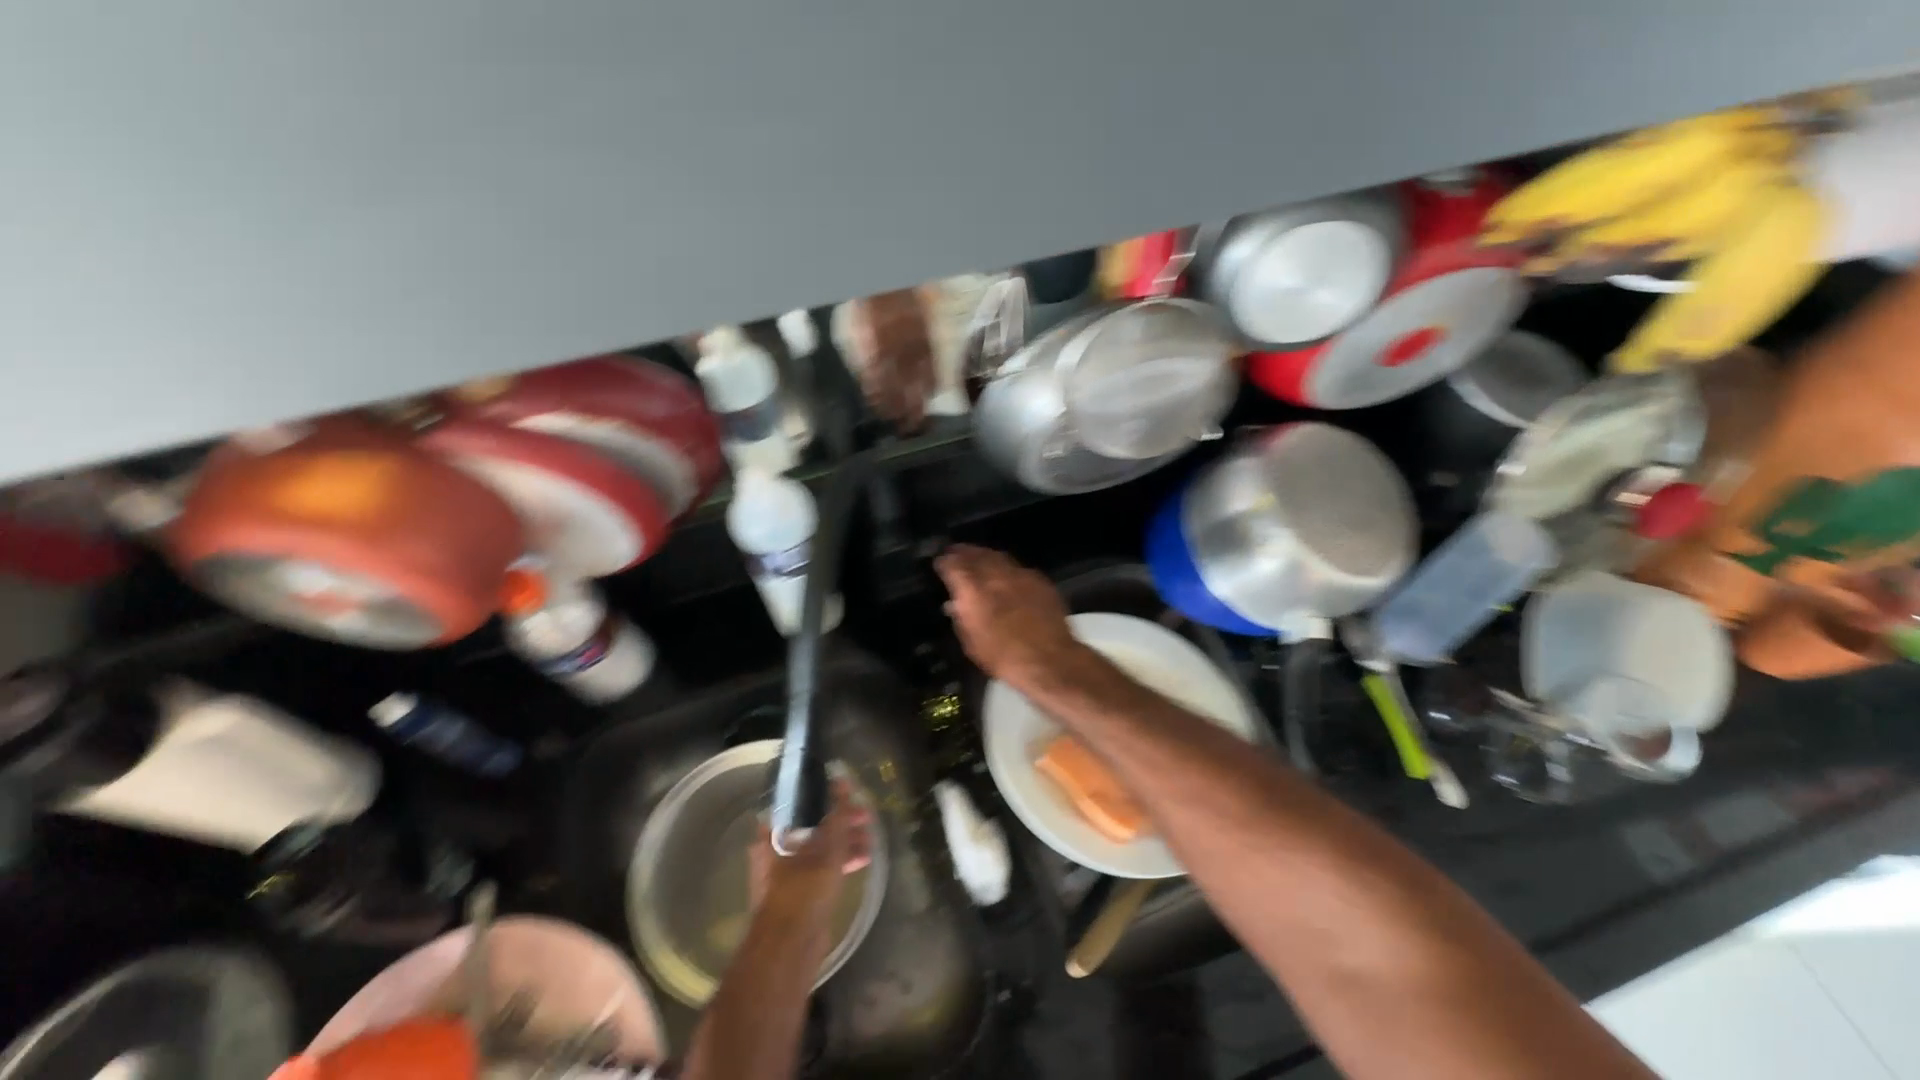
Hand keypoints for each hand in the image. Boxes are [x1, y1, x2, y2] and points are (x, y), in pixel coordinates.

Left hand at [749, 779, 873, 926]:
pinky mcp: (801, 894)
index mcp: (772, 834)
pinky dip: (840, 862)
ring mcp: (788, 874)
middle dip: (840, 820)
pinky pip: (822, 869)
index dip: (825, 795)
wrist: (790, 947)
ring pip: (819, 848)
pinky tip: (862, 861)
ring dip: (844, 841)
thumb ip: (835, 815)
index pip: (798, 802)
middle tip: (866, 817)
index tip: (849, 794)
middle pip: (811, 825)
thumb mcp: (825, 848)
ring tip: (870, 841)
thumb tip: (841, 781)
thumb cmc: (803, 891)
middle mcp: (776, 851)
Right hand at [934, 545, 1088, 685]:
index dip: (944, 562)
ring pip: (999, 556)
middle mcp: (996, 576)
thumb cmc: (1004, 657)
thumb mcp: (972, 643)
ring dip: (986, 556)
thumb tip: (955, 604)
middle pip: (977, 554)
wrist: (1049, 660)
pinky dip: (1009, 569)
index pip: (953, 565)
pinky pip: (1020, 568)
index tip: (940, 562)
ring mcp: (1021, 576)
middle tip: (956, 552)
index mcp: (973, 590)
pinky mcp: (1041, 582)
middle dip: (965, 552)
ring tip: (979, 559)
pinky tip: (1008, 575)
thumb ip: (961, 617)